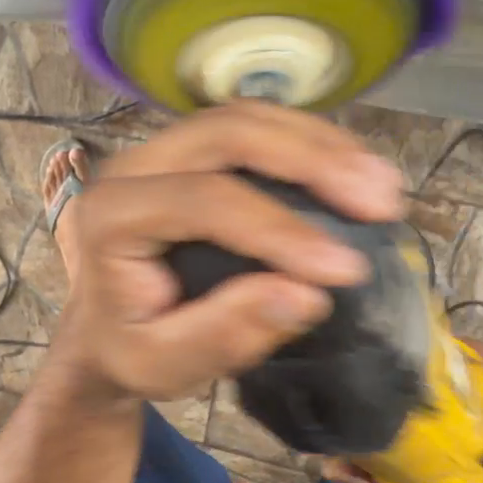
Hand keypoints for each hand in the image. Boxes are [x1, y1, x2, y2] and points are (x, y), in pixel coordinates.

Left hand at [47, 102, 405, 404]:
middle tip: (379, 199)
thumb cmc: (128, 345)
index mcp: (112, 216)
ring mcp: (161, 147)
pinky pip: (251, 124)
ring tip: (382, 182)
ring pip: (243, 117)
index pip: (201, 201)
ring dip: (317, 142)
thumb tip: (307, 294)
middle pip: (224, 133)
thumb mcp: (164, 365)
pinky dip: (307, 140)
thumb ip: (226, 334)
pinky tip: (352, 167)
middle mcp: (133, 165)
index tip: (347, 268)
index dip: (277, 227)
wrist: (101, 321)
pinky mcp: (190, 146)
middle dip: (308, 160)